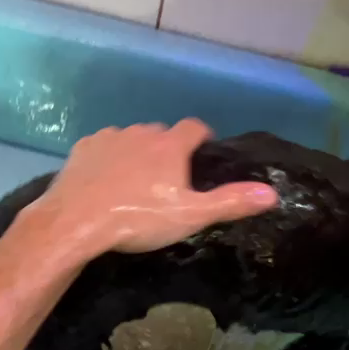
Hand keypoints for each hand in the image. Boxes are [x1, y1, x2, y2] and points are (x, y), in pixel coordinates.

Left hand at [24, 119, 278, 257]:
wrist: (75, 222)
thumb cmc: (138, 219)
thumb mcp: (190, 216)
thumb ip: (230, 202)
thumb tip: (272, 193)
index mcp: (170, 145)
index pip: (195, 127)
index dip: (202, 138)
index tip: (203, 154)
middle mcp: (141, 132)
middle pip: (162, 133)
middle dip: (168, 149)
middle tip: (168, 180)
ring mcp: (108, 138)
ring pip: (131, 138)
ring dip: (137, 152)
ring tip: (135, 182)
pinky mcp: (82, 149)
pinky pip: (103, 147)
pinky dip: (108, 158)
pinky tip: (104, 181)